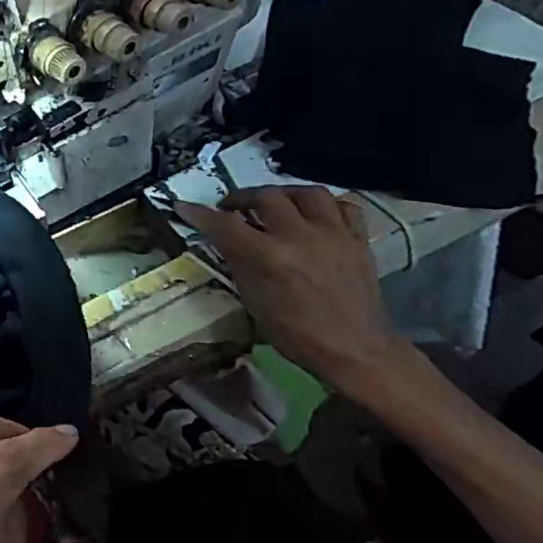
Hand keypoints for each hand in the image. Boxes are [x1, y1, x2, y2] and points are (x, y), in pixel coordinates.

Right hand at [174, 186, 433, 405]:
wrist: (355, 350)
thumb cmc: (296, 334)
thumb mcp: (253, 300)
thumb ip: (240, 263)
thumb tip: (226, 241)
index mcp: (269, 257)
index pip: (225, 224)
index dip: (200, 214)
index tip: (184, 207)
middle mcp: (300, 237)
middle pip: (266, 197)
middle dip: (242, 198)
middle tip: (231, 209)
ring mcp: (333, 235)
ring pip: (307, 192)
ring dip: (283, 194)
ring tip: (273, 204)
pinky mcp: (358, 240)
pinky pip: (344, 206)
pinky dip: (324, 206)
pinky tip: (312, 216)